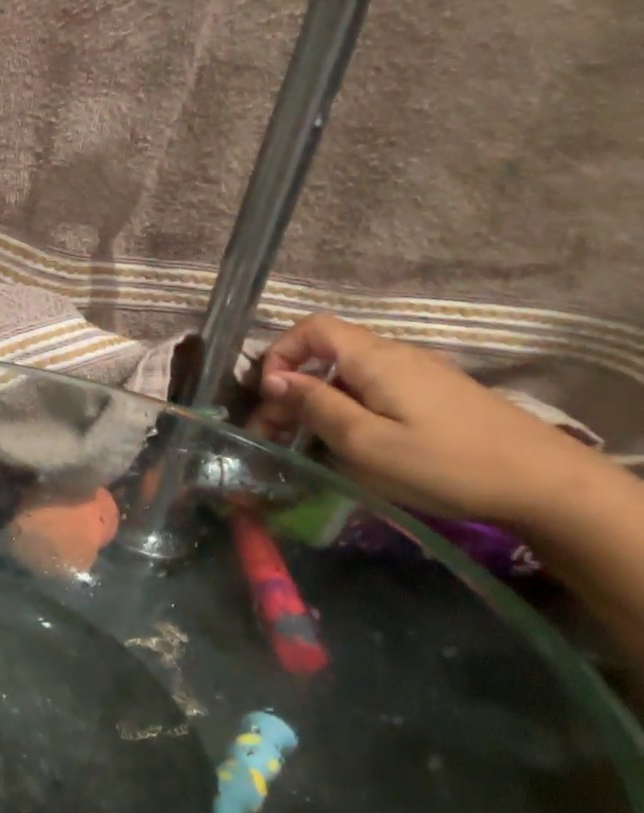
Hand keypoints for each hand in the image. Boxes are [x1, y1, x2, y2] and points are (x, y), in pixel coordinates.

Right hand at [248, 314, 601, 525]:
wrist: (545, 484)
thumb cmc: (443, 464)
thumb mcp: (364, 442)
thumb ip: (315, 406)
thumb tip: (275, 381)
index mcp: (376, 359)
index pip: (312, 329)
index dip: (279, 354)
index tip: (268, 397)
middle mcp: (396, 356)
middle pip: (325, 356)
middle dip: (289, 392)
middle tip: (272, 438)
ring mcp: (419, 376)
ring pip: (346, 376)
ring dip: (314, 405)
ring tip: (300, 446)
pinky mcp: (433, 397)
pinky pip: (371, 392)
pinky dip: (344, 411)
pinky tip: (343, 444)